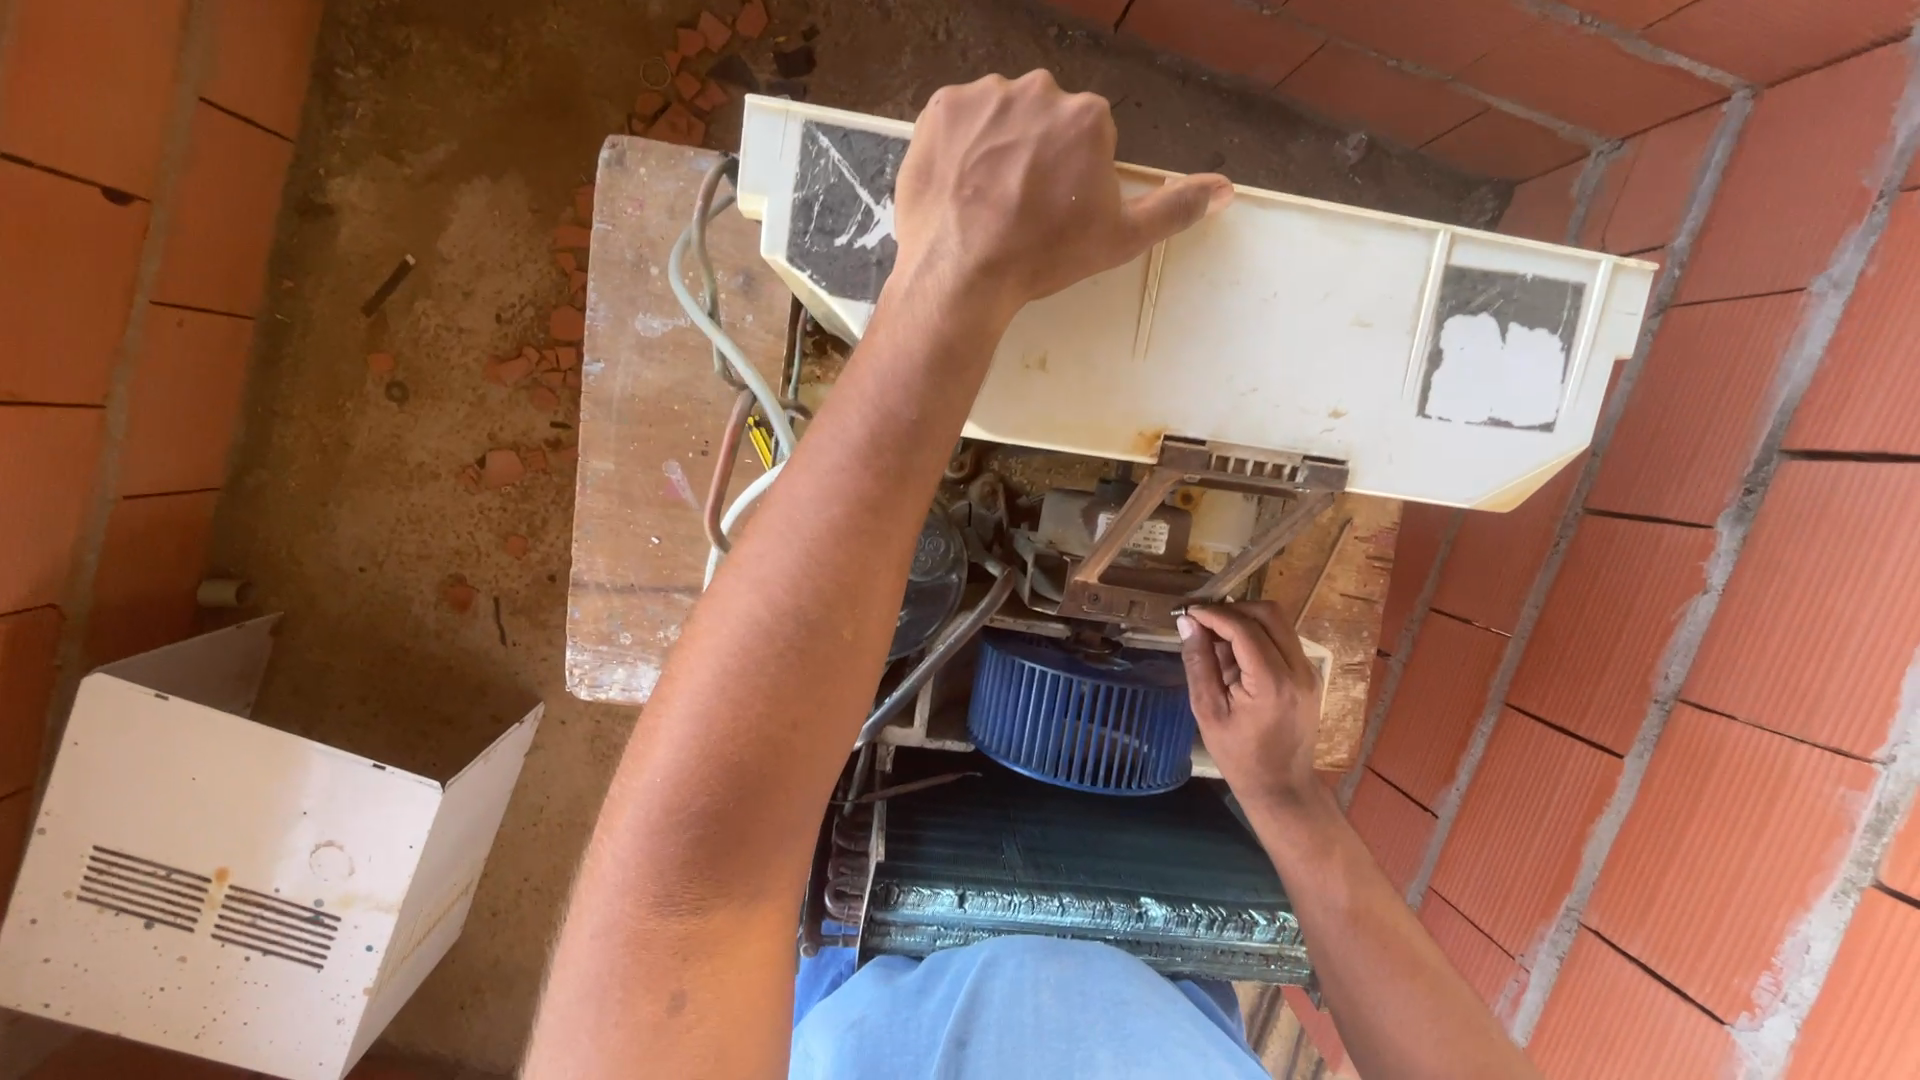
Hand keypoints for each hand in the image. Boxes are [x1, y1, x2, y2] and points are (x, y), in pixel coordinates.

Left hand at [892, 70, 1232, 321]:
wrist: (964, 273)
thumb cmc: (1044, 257)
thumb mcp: (1121, 239)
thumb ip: (1176, 207)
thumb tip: (1226, 189)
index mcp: (1089, 116)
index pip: (1083, 140)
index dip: (1068, 180)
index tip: (1052, 212)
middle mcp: (1041, 89)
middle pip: (1041, 123)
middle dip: (1033, 158)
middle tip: (1016, 209)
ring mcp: (985, 95)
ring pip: (999, 119)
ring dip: (994, 151)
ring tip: (983, 201)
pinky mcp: (940, 107)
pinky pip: (956, 121)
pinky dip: (957, 148)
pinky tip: (956, 185)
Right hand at [1179, 602, 1322, 811]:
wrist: (1282, 786)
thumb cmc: (1239, 755)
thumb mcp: (1207, 711)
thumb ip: (1198, 663)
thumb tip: (1188, 623)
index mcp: (1272, 683)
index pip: (1244, 628)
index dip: (1213, 614)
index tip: (1188, 612)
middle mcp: (1298, 670)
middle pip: (1269, 613)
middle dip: (1232, 610)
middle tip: (1203, 621)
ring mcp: (1309, 672)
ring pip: (1279, 623)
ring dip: (1245, 621)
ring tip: (1216, 640)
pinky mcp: (1310, 675)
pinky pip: (1283, 640)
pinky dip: (1257, 636)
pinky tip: (1234, 656)